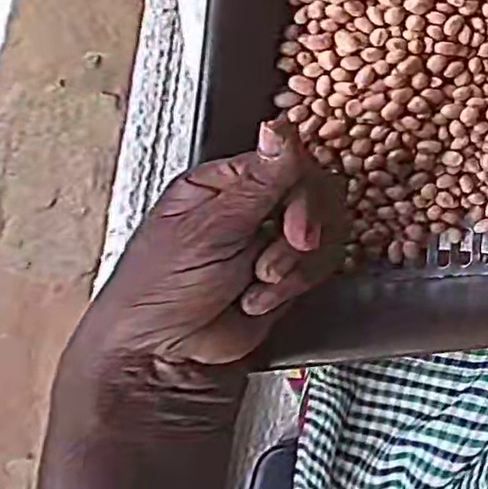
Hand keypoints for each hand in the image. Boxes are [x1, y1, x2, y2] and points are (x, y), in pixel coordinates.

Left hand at [59, 120, 345, 433]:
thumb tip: (279, 128)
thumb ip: (259, 180)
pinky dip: (296, 283)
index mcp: (226, 183)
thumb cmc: (161, 293)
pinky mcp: (292, 267)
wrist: (165, 360)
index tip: (295, 228)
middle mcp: (255, 203)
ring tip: (256, 285)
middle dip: (300, 235)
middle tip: (272, 263)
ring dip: (295, 266)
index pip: (291, 165)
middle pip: (318, 195)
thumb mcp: (210, 230)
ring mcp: (276, 236)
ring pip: (326, 229)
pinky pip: (324, 261)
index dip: (303, 196)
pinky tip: (260, 298)